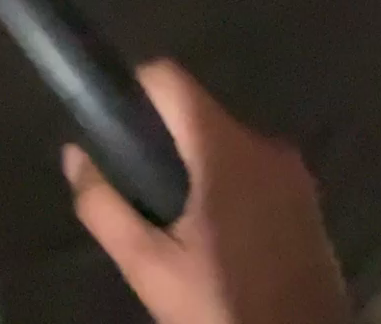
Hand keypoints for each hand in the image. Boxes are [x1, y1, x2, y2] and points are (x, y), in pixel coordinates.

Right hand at [63, 61, 351, 323]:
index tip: (114, 120)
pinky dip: (226, 176)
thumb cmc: (222, 307)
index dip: (135, 87)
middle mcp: (263, 143)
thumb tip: (73, 155)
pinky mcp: (306, 194)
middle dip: (163, 133)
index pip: (170, 78)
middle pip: (195, 109)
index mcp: (224, 148)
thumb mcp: (149, 266)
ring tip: (175, 210)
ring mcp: (291, 169)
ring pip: (223, 136)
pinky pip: (251, 162)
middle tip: (139, 180)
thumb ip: (103, 206)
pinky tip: (214, 227)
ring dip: (195, 158)